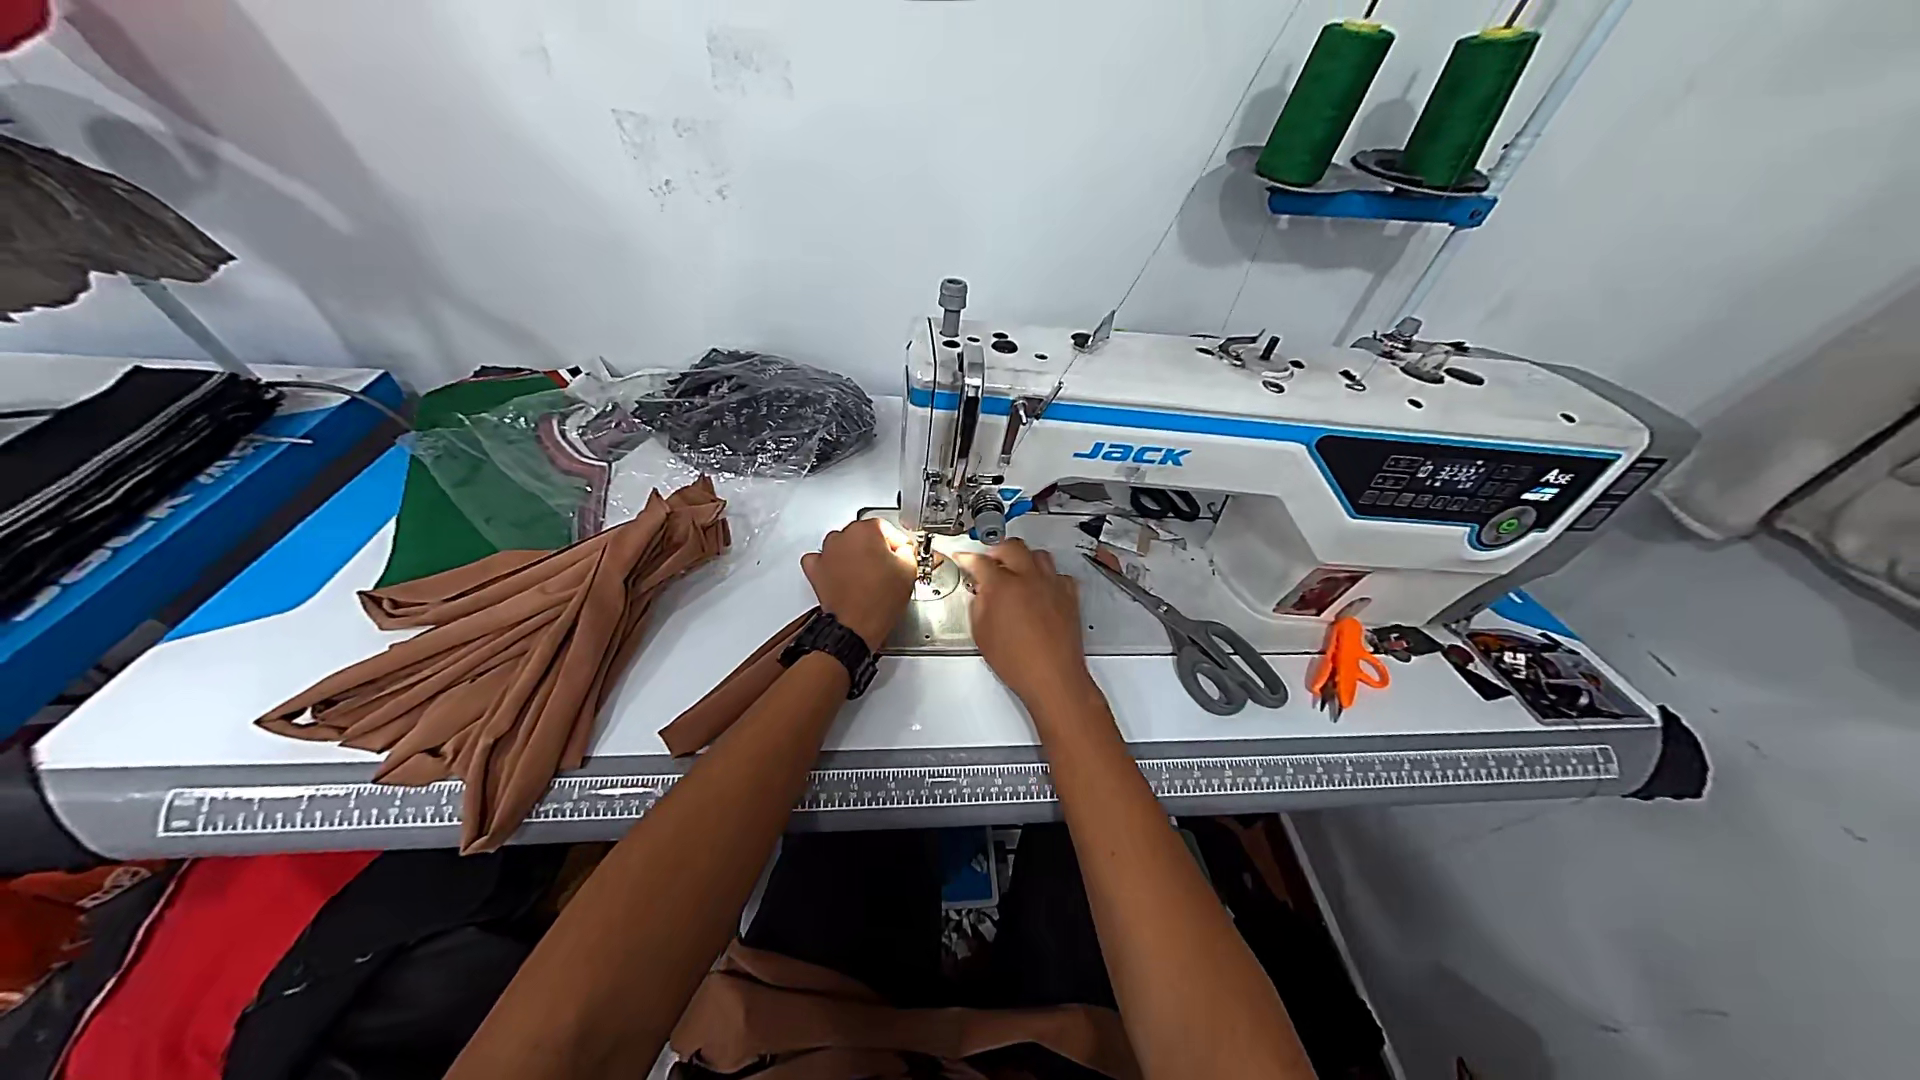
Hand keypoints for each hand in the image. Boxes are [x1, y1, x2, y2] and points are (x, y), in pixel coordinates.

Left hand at [801, 519, 916, 649]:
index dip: (898, 544)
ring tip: (867, 575)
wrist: (855, 627)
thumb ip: (907, 551)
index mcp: (866, 530)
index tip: (901, 554)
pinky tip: (843, 574)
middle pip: (864, 535)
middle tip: (887, 568)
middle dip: (875, 549)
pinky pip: (822, 560)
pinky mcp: (816, 570)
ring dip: (854, 556)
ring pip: (844, 546)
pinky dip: (831, 565)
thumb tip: (904, 550)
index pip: (887, 528)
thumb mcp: (909, 570)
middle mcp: (842, 537)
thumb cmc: (878, 601)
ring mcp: (827, 553)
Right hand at [953, 540, 1097, 711]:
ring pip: (1038, 555)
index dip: (968, 558)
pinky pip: (1059, 574)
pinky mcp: (1069, 596)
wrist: (1053, 677)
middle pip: (1011, 547)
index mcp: (1002, 585)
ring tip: (1015, 568)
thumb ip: (978, 605)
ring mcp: (1052, 585)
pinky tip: (1041, 584)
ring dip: (1024, 557)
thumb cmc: (1020, 662)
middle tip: (989, 560)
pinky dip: (1048, 575)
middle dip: (997, 550)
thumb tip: (980, 594)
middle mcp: (1029, 578)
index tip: (964, 558)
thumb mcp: (981, 633)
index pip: (979, 561)